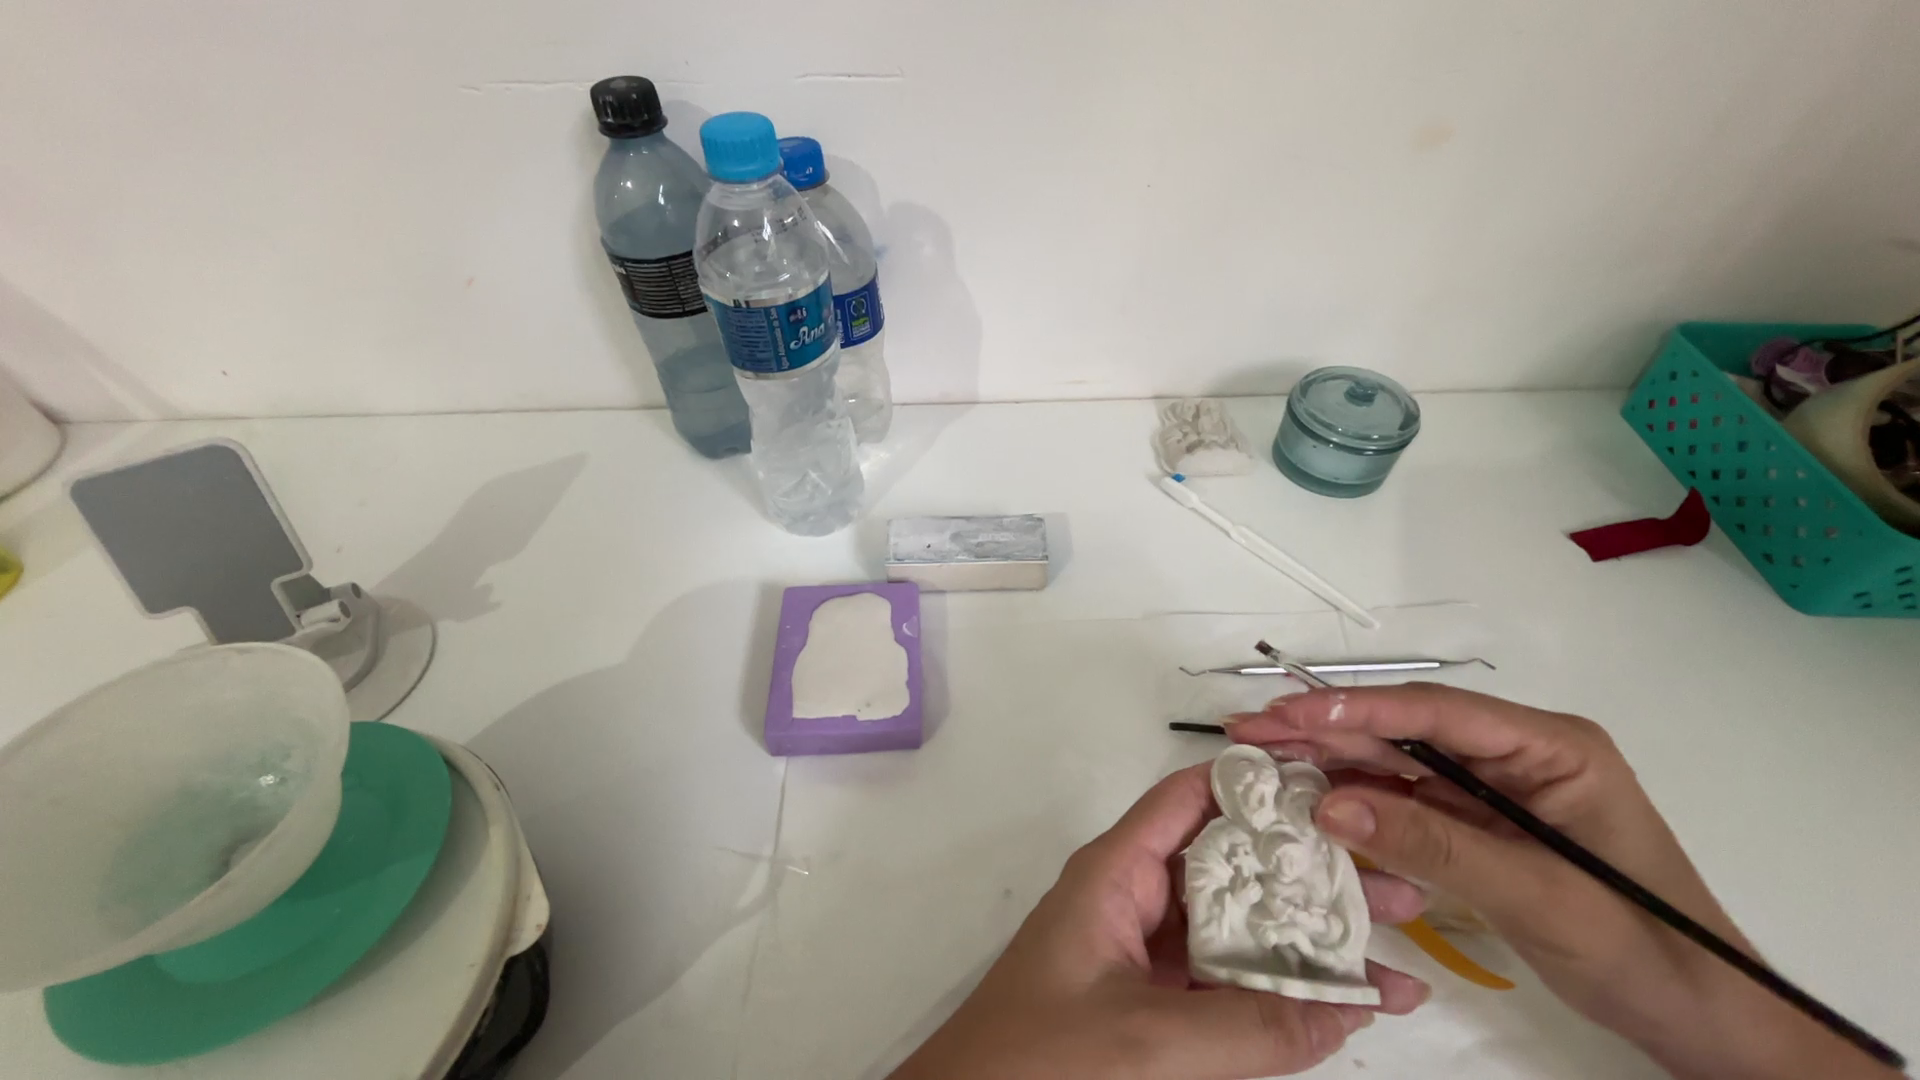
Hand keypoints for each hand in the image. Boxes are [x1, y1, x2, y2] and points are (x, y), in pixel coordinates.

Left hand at [888, 764, 1430, 1079]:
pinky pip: (1226, 978)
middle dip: (1307, 863)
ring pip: (1237, 921)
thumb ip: (1248, 1028)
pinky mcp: (1155, 997)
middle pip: (1229, 860)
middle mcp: (1135, 896)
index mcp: (1117, 872)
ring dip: (1307, 928)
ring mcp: (1147, 950)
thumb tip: (1352, 1008)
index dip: (1255, 781)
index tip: (1335, 781)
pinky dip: (1281, 987)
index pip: (1189, 798)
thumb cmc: (1040, 1057)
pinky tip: (1349, 1001)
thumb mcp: (1146, 1040)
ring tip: (1397, 928)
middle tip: (1394, 868)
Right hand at [1227, 684, 1902, 1079]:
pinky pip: (1403, 802)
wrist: (1703, 1021)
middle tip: (1251, 731)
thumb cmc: (1644, 950)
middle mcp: (1513, 755)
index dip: (1354, 709)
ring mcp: (1490, 789)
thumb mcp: (1539, 897)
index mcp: (1548, 748)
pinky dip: (1353, 803)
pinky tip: (1307, 798)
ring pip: (1394, 763)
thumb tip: (1328, 807)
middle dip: (1325, 730)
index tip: (1287, 713)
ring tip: (1261, 757)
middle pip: (1402, 731)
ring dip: (1329, 762)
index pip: (1436, 713)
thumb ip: (1433, 846)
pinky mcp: (1474, 823)